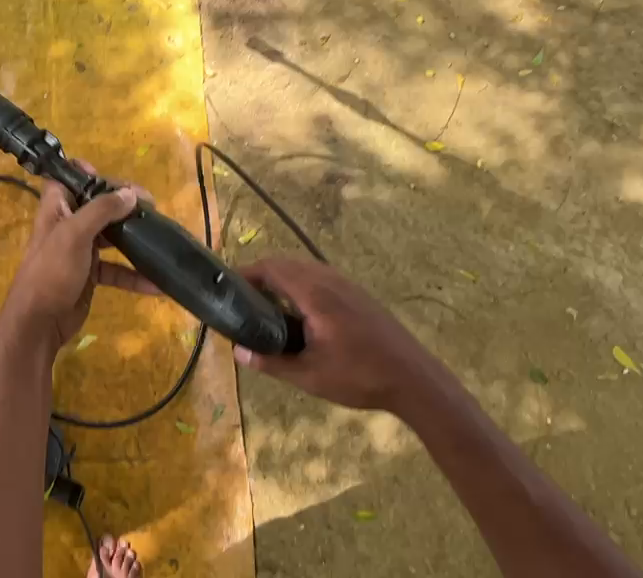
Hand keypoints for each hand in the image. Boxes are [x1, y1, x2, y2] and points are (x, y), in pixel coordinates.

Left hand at [0, 176, 158, 350]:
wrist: (38, 323)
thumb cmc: (52, 271)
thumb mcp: (74, 235)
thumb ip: (102, 211)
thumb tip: (130, 193)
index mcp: (56, 210)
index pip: (65, 179)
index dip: (82, 172)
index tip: (106, 176)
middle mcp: (67, 226)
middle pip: (96, 206)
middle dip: (121, 203)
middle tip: (150, 204)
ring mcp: (79, 251)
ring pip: (109, 237)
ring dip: (132, 236)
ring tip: (158, 231)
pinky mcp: (90, 275)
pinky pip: (116, 269)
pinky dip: (134, 275)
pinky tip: (157, 283)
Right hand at [234, 258, 430, 410]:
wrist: (414, 379)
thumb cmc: (359, 376)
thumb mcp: (309, 376)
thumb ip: (272, 362)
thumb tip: (238, 353)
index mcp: (314, 293)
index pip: (271, 268)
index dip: (247, 273)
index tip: (228, 287)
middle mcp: (329, 280)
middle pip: (286, 264)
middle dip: (261, 276)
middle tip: (243, 299)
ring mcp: (346, 284)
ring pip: (304, 269)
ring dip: (282, 279)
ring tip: (267, 306)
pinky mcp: (358, 294)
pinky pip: (320, 277)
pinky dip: (301, 285)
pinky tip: (301, 313)